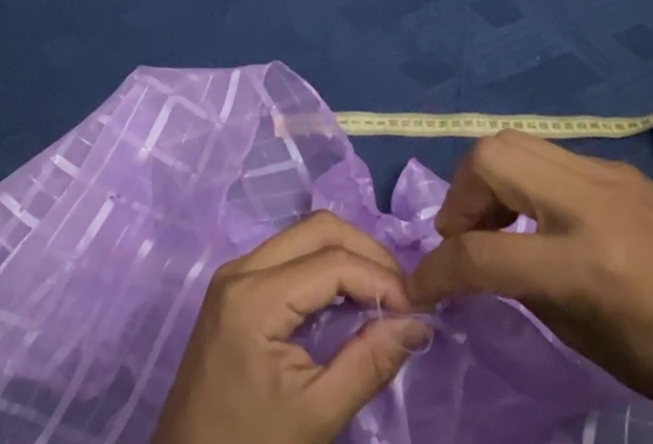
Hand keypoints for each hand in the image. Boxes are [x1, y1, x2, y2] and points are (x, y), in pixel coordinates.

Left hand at [154, 211, 431, 443]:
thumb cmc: (250, 443)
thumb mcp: (317, 412)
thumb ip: (369, 362)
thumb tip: (418, 323)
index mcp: (254, 297)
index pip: (333, 261)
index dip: (382, 279)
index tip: (418, 312)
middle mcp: (240, 270)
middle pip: (318, 229)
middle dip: (368, 253)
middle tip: (403, 296)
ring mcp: (233, 276)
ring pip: (302, 236)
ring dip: (347, 256)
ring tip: (383, 297)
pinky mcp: (234, 289)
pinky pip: (288, 256)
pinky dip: (325, 266)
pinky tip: (349, 299)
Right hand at [408, 130, 652, 432]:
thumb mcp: (586, 340)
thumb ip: (520, 289)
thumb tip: (473, 265)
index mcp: (588, 263)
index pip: (481, 251)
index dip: (436, 272)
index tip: (420, 288)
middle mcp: (595, 202)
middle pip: (490, 158)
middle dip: (459, 196)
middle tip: (463, 238)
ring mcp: (611, 177)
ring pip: (515, 142)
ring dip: (487, 180)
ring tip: (495, 225)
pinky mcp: (622, 171)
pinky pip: (549, 156)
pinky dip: (522, 179)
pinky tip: (537, 218)